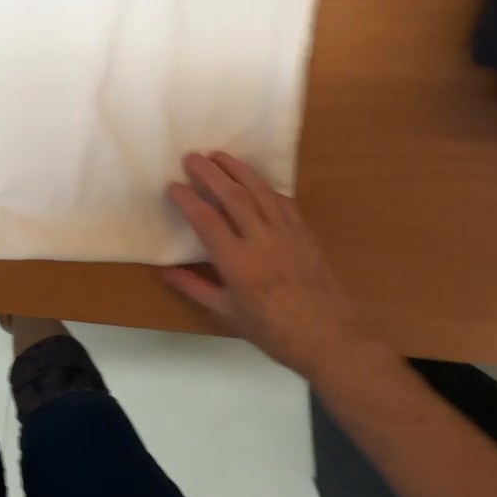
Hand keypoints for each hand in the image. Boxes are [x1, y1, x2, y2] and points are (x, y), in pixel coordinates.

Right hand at [164, 151, 384, 380]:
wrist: (331, 339)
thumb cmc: (274, 332)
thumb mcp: (228, 314)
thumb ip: (195, 288)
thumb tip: (166, 272)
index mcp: (238, 263)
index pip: (206, 220)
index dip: (187, 199)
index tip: (173, 186)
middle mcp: (261, 241)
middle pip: (232, 196)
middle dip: (210, 173)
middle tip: (191, 157)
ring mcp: (286, 234)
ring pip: (259, 191)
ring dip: (238, 169)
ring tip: (219, 156)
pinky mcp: (305, 234)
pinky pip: (283, 202)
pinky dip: (264, 187)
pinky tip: (254, 181)